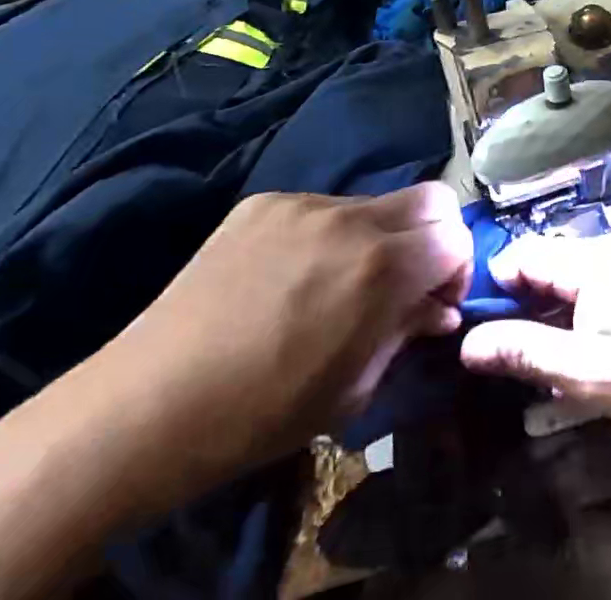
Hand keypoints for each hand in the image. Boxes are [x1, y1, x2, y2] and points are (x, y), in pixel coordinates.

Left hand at [57, 183, 473, 498]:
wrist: (154, 400)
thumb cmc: (266, 412)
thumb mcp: (356, 388)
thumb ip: (406, 332)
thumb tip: (435, 307)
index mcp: (380, 267)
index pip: (456, 235)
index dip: (456, 270)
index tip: (433, 302)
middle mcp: (349, 219)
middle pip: (429, 198)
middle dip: (432, 238)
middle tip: (405, 283)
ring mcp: (301, 204)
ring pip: (374, 202)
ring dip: (380, 236)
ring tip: (341, 282)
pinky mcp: (262, 203)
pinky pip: (322, 208)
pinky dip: (331, 234)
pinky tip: (294, 275)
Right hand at [458, 234, 610, 449]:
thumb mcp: (587, 372)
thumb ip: (524, 352)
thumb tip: (466, 346)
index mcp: (593, 259)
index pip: (520, 255)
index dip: (492, 289)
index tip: (476, 330)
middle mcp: (604, 251)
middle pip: (537, 264)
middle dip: (513, 304)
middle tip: (500, 350)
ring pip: (556, 279)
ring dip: (536, 314)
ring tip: (526, 356)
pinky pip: (578, 289)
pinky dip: (561, 315)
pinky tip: (559, 350)